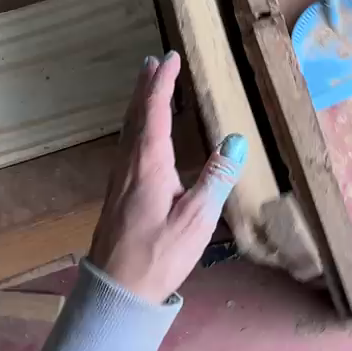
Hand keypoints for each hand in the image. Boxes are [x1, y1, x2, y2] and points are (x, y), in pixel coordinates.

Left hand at [89, 52, 247, 303]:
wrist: (116, 292)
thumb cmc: (159, 255)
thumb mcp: (196, 219)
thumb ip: (216, 178)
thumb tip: (235, 139)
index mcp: (148, 164)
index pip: (155, 111)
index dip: (163, 83)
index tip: (170, 58)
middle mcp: (129, 164)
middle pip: (135, 115)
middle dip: (145, 86)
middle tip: (152, 61)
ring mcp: (119, 178)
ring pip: (128, 129)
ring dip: (138, 103)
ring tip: (145, 86)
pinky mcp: (117, 193)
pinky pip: (126, 143)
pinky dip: (135, 124)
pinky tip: (139, 133)